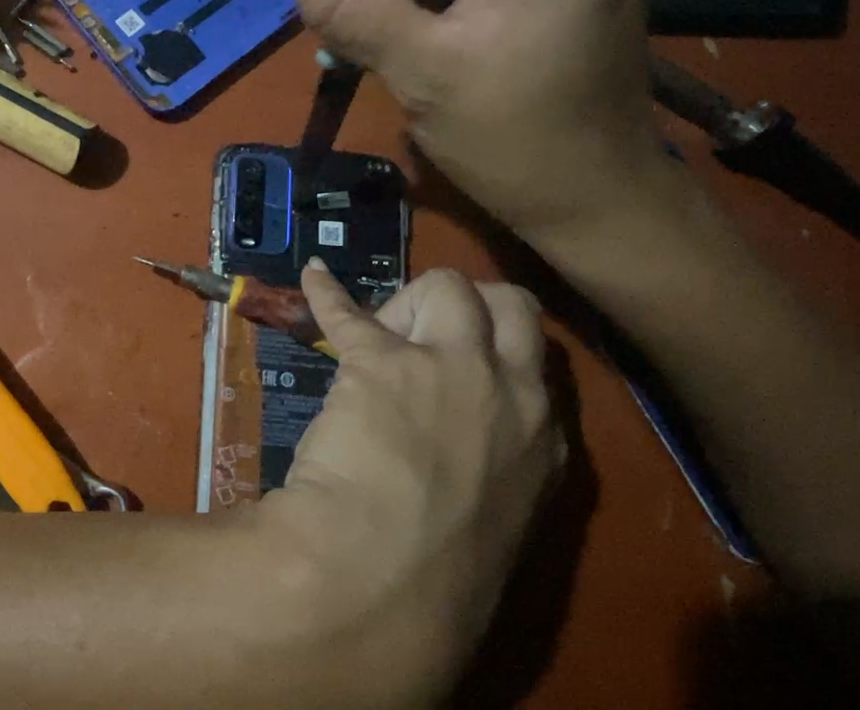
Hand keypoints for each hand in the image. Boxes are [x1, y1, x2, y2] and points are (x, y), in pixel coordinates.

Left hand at [254, 263, 559, 703]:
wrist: (379, 582)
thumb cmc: (436, 576)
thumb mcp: (494, 525)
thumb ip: (491, 479)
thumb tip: (453, 462)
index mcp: (545, 442)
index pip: (537, 366)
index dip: (495, 354)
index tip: (459, 364)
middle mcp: (512, 394)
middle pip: (511, 305)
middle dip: (472, 305)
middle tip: (426, 333)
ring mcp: (450, 369)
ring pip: (448, 287)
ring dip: (412, 299)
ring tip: (378, 325)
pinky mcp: (382, 362)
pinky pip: (350, 310)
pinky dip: (327, 294)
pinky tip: (313, 278)